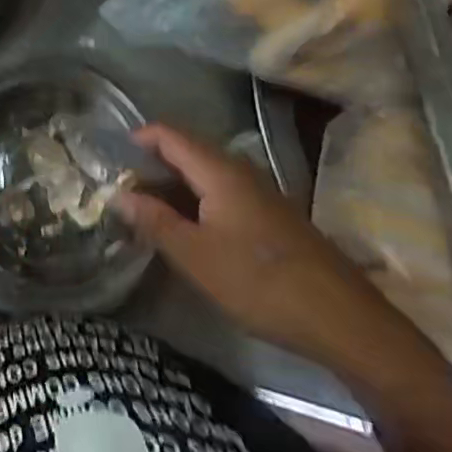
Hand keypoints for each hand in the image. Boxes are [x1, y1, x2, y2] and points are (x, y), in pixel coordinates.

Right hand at [112, 123, 388, 358]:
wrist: (340, 317)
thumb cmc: (258, 282)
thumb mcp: (196, 256)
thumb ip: (155, 221)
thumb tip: (119, 194)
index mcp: (219, 169)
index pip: (169, 134)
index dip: (138, 138)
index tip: (111, 159)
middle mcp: (239, 169)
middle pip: (188, 150)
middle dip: (153, 164)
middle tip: (123, 189)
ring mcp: (260, 190)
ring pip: (206, 173)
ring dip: (175, 184)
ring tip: (149, 210)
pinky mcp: (271, 214)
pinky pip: (224, 191)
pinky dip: (198, 199)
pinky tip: (190, 228)